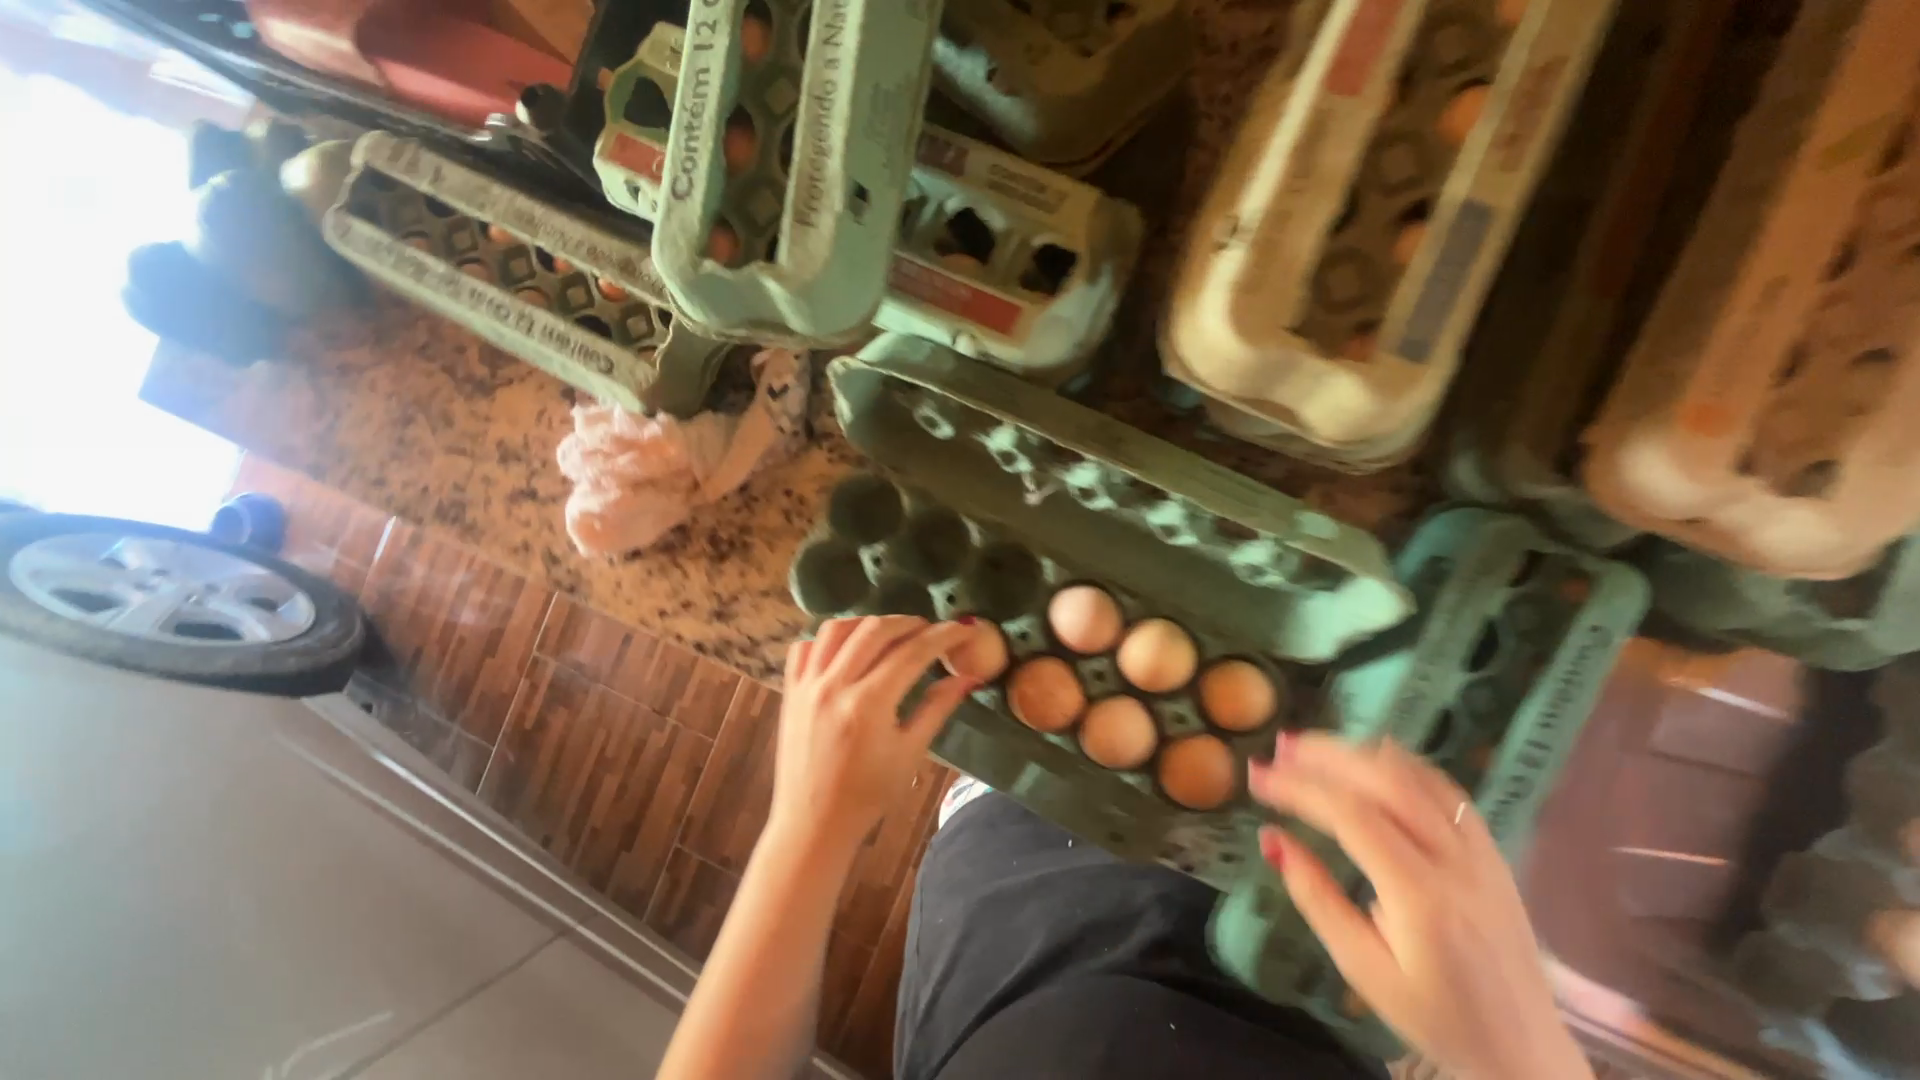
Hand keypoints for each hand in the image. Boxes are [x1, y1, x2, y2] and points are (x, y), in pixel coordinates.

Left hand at [769, 616, 976, 857]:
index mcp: (868, 704)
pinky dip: (828, 639)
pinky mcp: (790, 691)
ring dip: (869, 623)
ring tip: (891, 632)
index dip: (943, 635)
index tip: (963, 628)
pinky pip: (806, 647)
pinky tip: (848, 648)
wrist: (814, 823)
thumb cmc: (869, 794)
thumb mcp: (911, 753)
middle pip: (875, 630)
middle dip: (908, 623)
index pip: (912, 652)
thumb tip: (969, 677)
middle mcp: (834, 685)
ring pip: (837, 629)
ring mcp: (807, 686)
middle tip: (930, 629)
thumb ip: (937, 708)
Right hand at [1248, 733, 1591, 1079]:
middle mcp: (1457, 861)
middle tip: (1279, 747)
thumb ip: (1316, 897)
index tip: (1257, 777)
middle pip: (1386, 781)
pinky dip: (1399, 765)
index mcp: (1422, 897)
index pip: (1352, 816)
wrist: (1525, 1050)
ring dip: (1359, 753)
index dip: (1299, 788)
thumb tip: (1271, 839)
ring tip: (1312, 747)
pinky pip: (1444, 789)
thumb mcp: (1363, 968)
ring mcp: (1481, 851)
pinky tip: (1369, 760)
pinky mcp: (1492, 850)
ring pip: (1416, 776)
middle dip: (1326, 756)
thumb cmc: (1435, 1016)